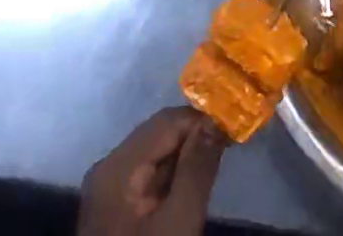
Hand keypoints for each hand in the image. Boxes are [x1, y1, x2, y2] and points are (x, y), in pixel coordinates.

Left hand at [78, 107, 227, 235]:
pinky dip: (172, 174)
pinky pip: (146, 177)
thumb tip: (214, 123)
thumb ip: (196, 171)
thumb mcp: (178, 223)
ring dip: (185, 154)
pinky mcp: (115, 208)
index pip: (165, 123)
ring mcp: (109, 188)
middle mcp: (108, 167)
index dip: (200, 120)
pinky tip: (194, 181)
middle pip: (156, 136)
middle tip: (232, 142)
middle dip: (193, 135)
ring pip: (152, 155)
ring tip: (219, 157)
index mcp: (118, 165)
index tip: (234, 126)